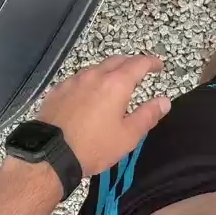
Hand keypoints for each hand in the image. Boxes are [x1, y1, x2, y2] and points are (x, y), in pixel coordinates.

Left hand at [35, 55, 171, 173]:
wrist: (50, 153)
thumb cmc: (94, 146)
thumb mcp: (128, 136)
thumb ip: (148, 115)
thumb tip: (164, 101)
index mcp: (115, 84)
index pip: (138, 64)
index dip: (151, 62)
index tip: (158, 65)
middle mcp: (94, 75)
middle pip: (116, 60)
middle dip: (131, 63)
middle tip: (140, 71)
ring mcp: (73, 81)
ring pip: (95, 68)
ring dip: (108, 71)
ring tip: (114, 83)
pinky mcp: (57, 90)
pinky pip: (78, 79)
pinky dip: (90, 82)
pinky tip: (88, 94)